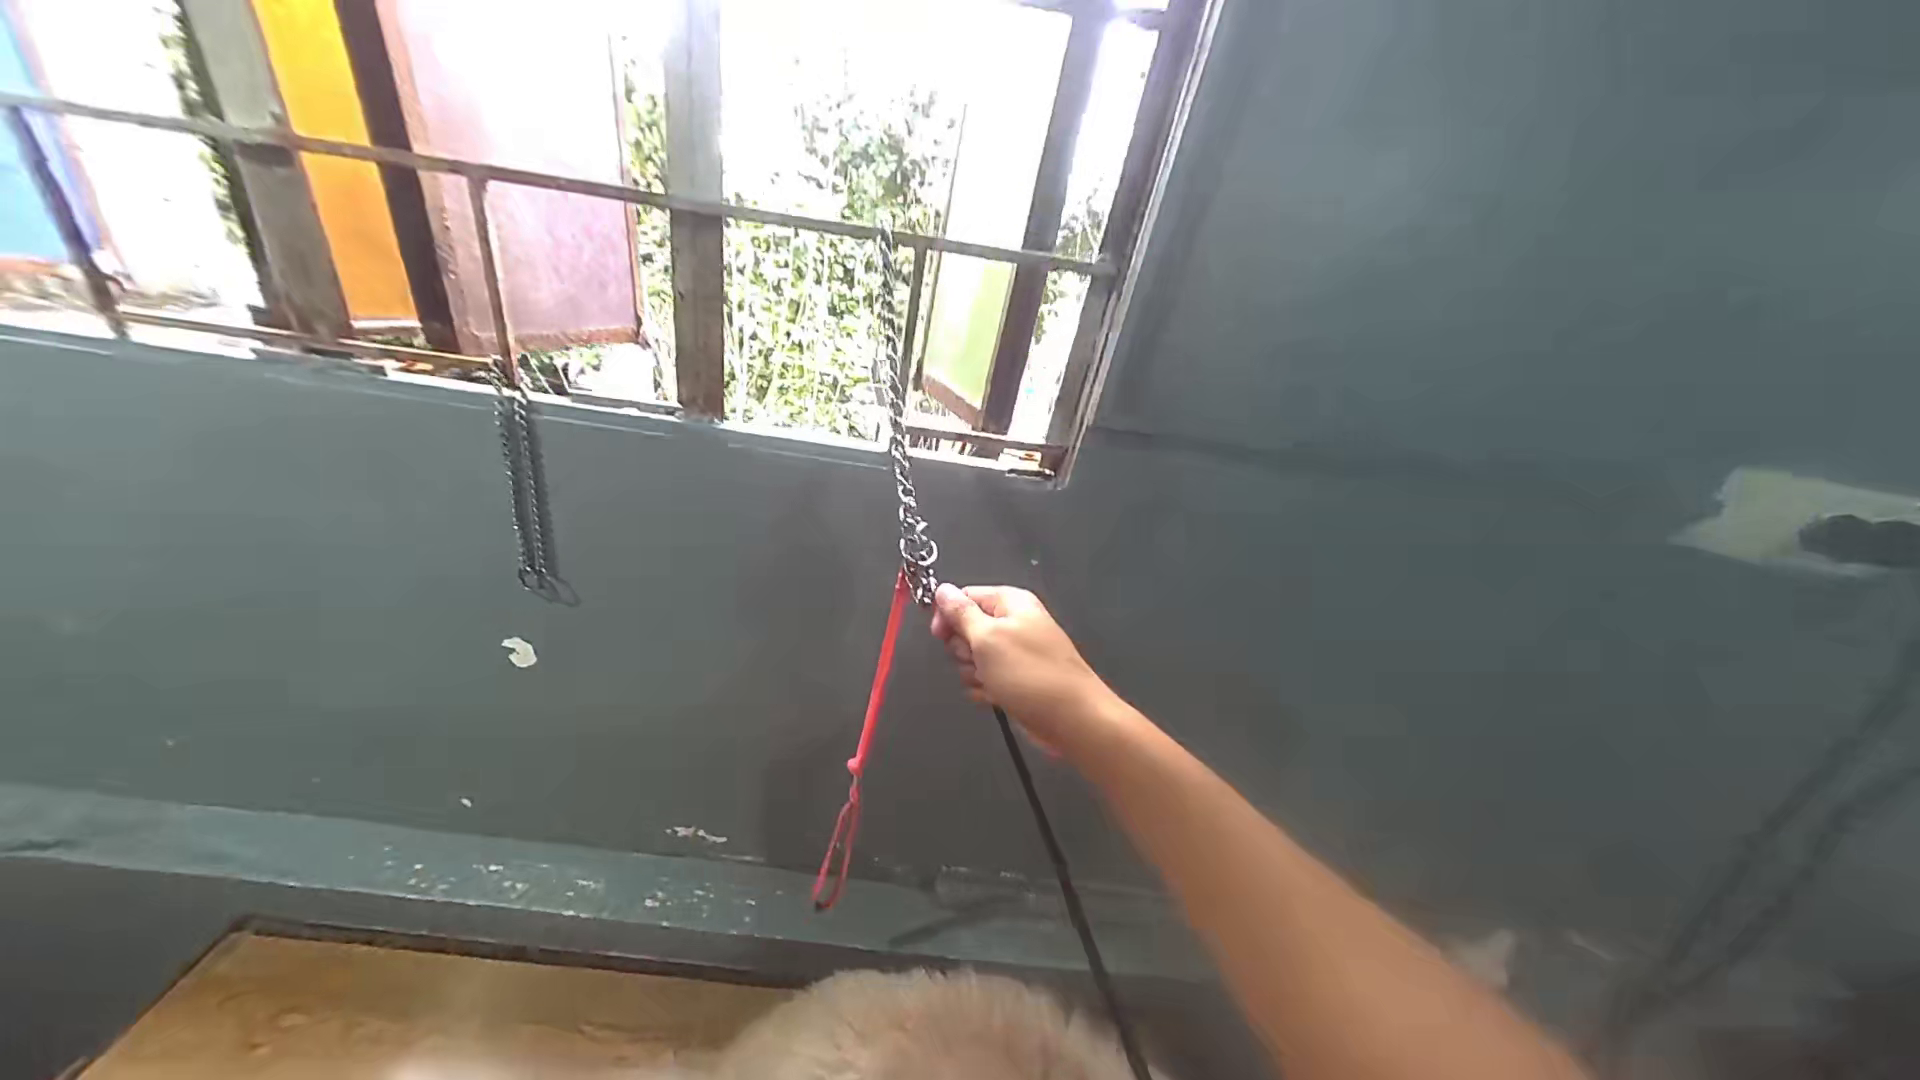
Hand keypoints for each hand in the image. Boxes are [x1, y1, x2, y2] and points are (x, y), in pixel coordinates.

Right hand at [929, 583, 1117, 749]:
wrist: (1071, 719)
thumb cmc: (1031, 674)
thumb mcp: (988, 637)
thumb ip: (961, 612)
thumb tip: (942, 589)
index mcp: (1011, 603)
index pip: (964, 597)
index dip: (948, 615)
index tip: (941, 635)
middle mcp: (1014, 623)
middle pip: (965, 629)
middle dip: (964, 649)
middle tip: (979, 660)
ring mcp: (1014, 653)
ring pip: (972, 658)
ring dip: (973, 673)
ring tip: (992, 681)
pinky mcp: (1015, 679)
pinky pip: (985, 679)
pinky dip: (985, 689)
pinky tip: (997, 696)